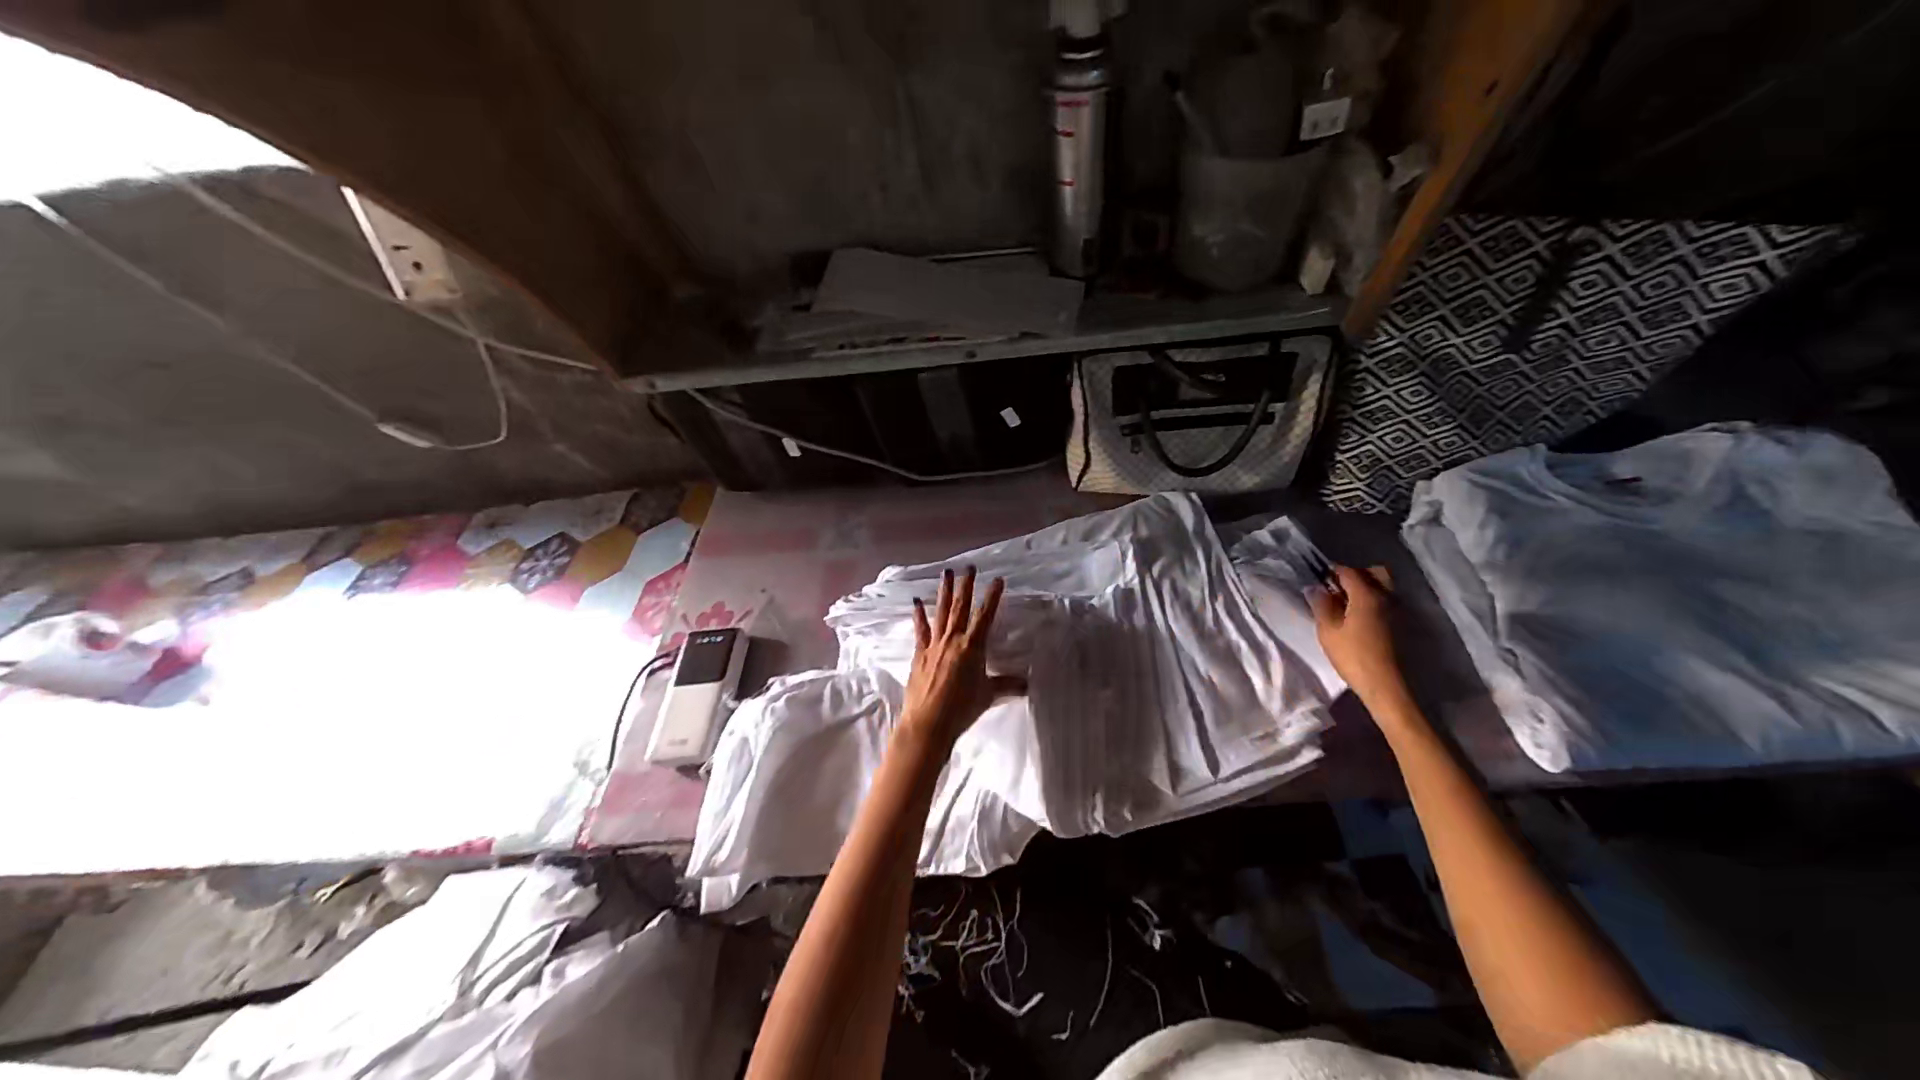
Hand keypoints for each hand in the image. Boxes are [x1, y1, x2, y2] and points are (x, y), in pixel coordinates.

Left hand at [900, 566, 1025, 750]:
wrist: (927, 723)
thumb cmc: (961, 709)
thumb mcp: (988, 695)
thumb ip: (1006, 685)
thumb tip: (1026, 684)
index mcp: (972, 647)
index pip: (985, 616)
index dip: (992, 597)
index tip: (997, 580)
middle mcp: (953, 640)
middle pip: (961, 608)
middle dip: (966, 586)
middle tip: (969, 566)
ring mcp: (934, 645)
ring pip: (941, 612)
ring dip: (944, 592)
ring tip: (946, 573)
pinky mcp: (920, 654)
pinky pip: (921, 629)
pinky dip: (920, 615)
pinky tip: (917, 602)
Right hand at [1309, 564, 1408, 705]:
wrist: (1385, 685)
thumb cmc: (1353, 656)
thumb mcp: (1328, 631)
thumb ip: (1321, 605)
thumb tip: (1315, 587)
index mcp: (1367, 595)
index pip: (1349, 571)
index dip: (1332, 571)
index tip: (1318, 578)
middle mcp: (1387, 597)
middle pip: (1374, 573)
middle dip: (1355, 574)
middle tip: (1337, 588)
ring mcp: (1398, 610)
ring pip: (1383, 587)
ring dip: (1366, 588)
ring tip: (1347, 604)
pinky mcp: (1401, 624)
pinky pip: (1386, 601)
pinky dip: (1373, 601)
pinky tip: (1359, 617)